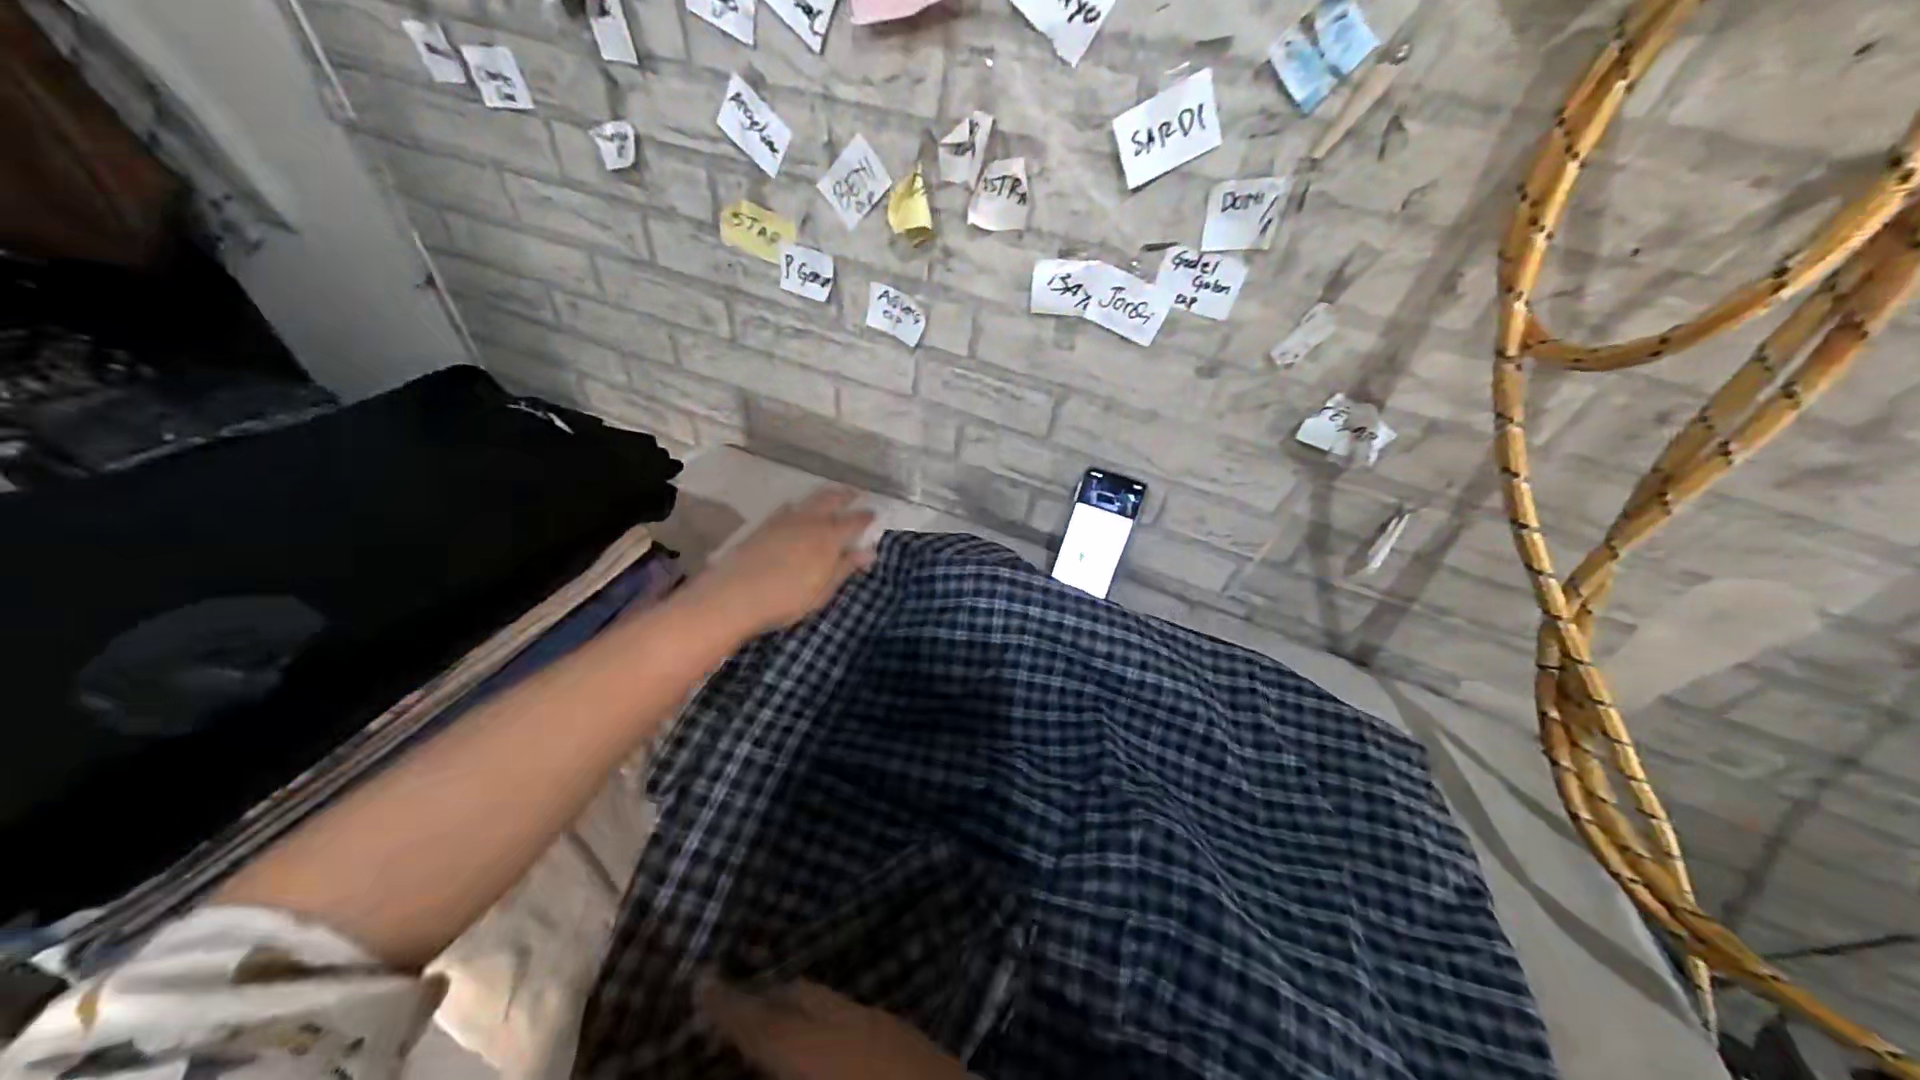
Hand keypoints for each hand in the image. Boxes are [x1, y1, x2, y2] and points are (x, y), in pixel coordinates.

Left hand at [687, 487, 875, 636]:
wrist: (734, 596)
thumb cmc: (787, 599)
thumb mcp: (823, 590)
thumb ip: (845, 567)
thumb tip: (869, 552)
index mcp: (828, 537)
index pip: (854, 521)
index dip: (865, 517)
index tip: (874, 515)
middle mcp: (808, 521)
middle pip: (831, 500)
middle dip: (845, 495)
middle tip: (855, 492)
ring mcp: (783, 520)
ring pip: (809, 500)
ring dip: (823, 496)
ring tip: (830, 497)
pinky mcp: (763, 525)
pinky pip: (788, 507)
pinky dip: (799, 505)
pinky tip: (795, 510)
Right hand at [697, 975, 974, 1079]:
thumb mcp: (814, 1067)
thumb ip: (780, 1053)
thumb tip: (758, 1050)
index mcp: (820, 1049)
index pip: (763, 1024)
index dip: (728, 1005)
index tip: (700, 981)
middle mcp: (852, 1023)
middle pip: (799, 995)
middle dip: (765, 996)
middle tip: (733, 1003)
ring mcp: (885, 1024)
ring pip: (830, 1000)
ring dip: (798, 1006)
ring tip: (776, 1018)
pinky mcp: (908, 1034)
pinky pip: (854, 1013)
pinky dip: (829, 1019)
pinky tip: (827, 1040)